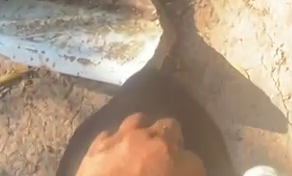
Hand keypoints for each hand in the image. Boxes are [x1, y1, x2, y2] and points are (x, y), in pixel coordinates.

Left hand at [74, 112, 206, 175]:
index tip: (186, 173)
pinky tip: (114, 153)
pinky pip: (109, 135)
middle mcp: (153, 140)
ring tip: (141, 147)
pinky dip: (114, 143)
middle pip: (171, 128)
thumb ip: (181, 170)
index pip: (194, 161)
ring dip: (142, 133)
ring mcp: (123, 140)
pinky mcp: (96, 147)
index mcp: (172, 158)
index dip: (190, 169)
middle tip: (167, 160)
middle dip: (171, 140)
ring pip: (138, 121)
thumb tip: (178, 167)